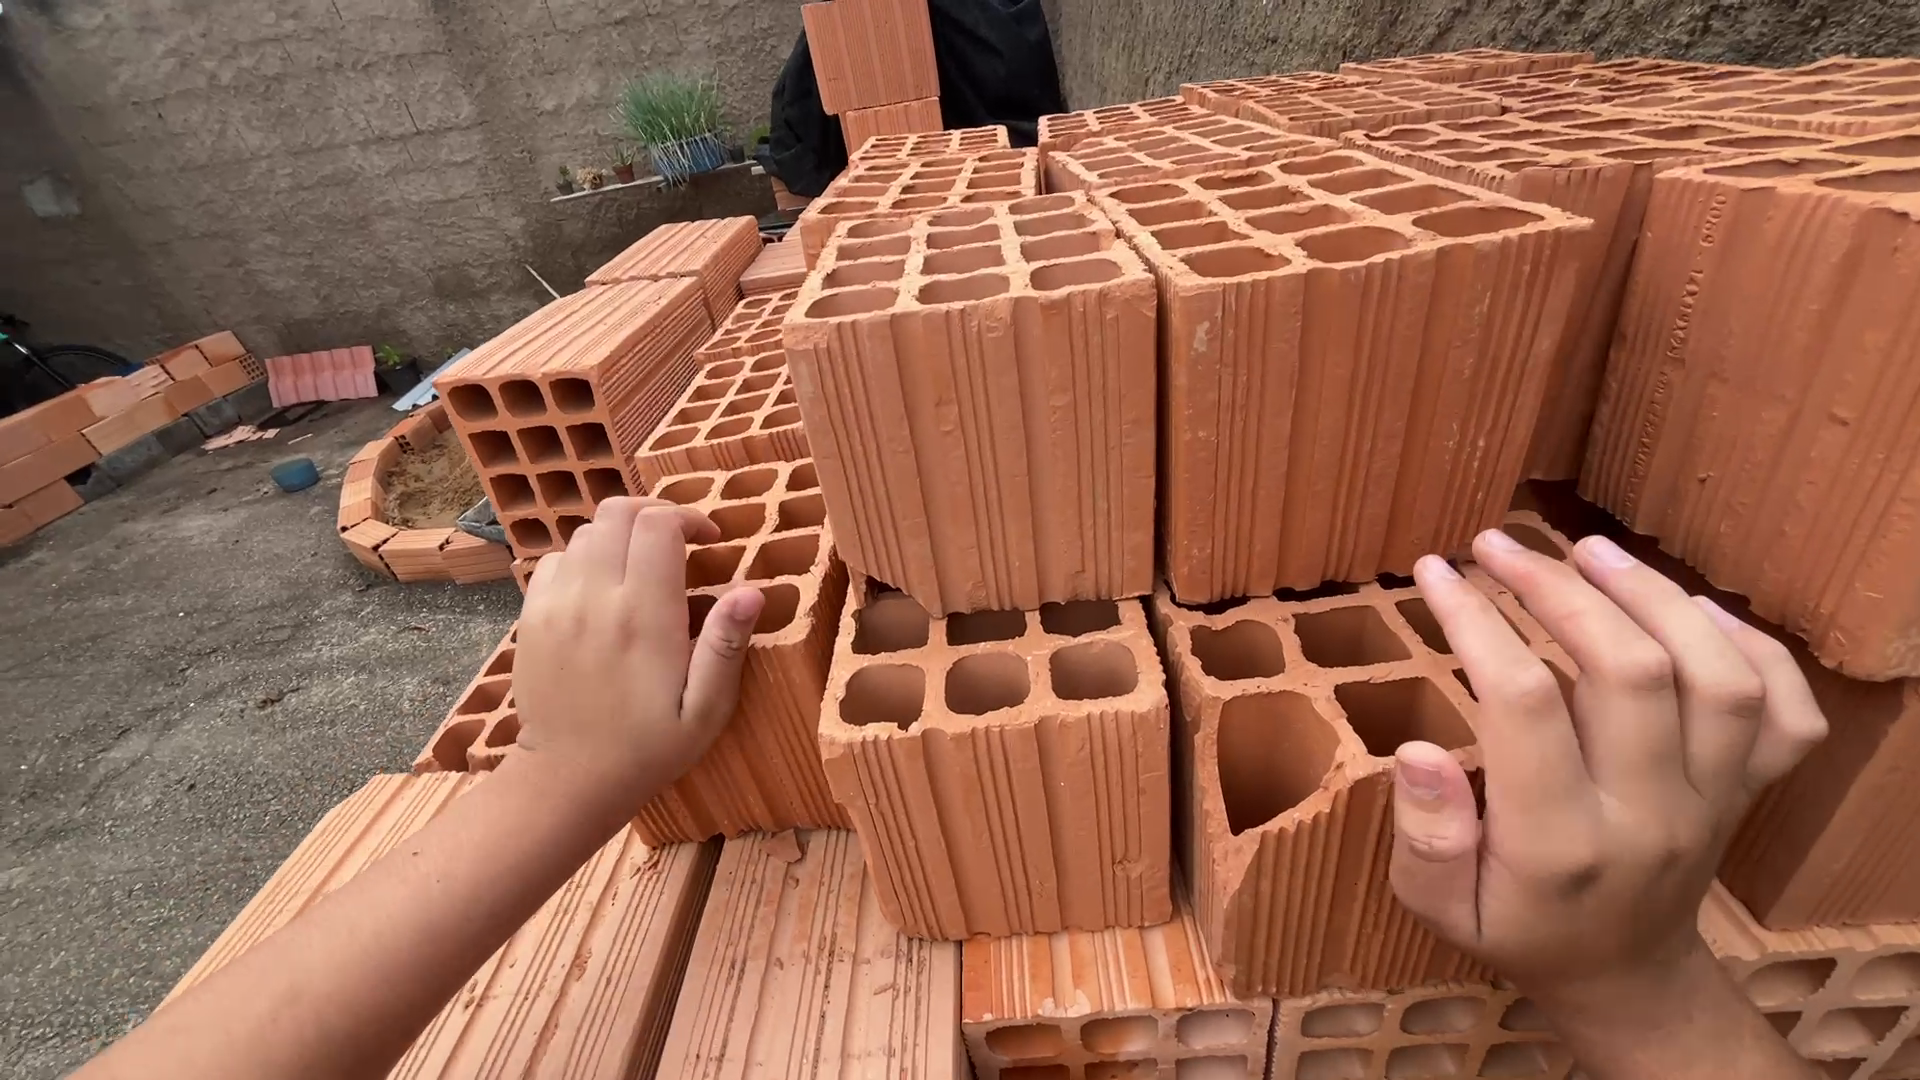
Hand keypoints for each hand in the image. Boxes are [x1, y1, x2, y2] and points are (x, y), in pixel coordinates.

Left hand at [511, 496, 764, 799]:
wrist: (569, 780)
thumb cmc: (651, 745)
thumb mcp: (707, 708)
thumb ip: (726, 645)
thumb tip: (751, 591)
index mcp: (644, 615)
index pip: (658, 526)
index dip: (689, 518)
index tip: (710, 539)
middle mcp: (595, 598)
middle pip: (618, 513)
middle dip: (655, 515)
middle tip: (680, 542)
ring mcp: (555, 605)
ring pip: (585, 532)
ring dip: (620, 536)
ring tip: (644, 566)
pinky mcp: (531, 618)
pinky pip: (555, 561)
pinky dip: (584, 558)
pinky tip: (603, 588)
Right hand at [1391, 530, 1827, 997]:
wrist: (1625, 979)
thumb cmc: (1510, 929)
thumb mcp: (1434, 904)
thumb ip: (1425, 836)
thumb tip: (1417, 750)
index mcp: (1558, 839)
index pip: (1521, 702)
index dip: (1475, 620)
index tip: (1432, 572)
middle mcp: (1651, 812)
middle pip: (1626, 671)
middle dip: (1553, 587)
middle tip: (1493, 544)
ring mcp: (1715, 800)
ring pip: (1716, 677)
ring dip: (1650, 595)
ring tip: (1584, 546)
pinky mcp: (1748, 792)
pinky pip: (1782, 709)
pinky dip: (1744, 643)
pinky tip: (1682, 605)